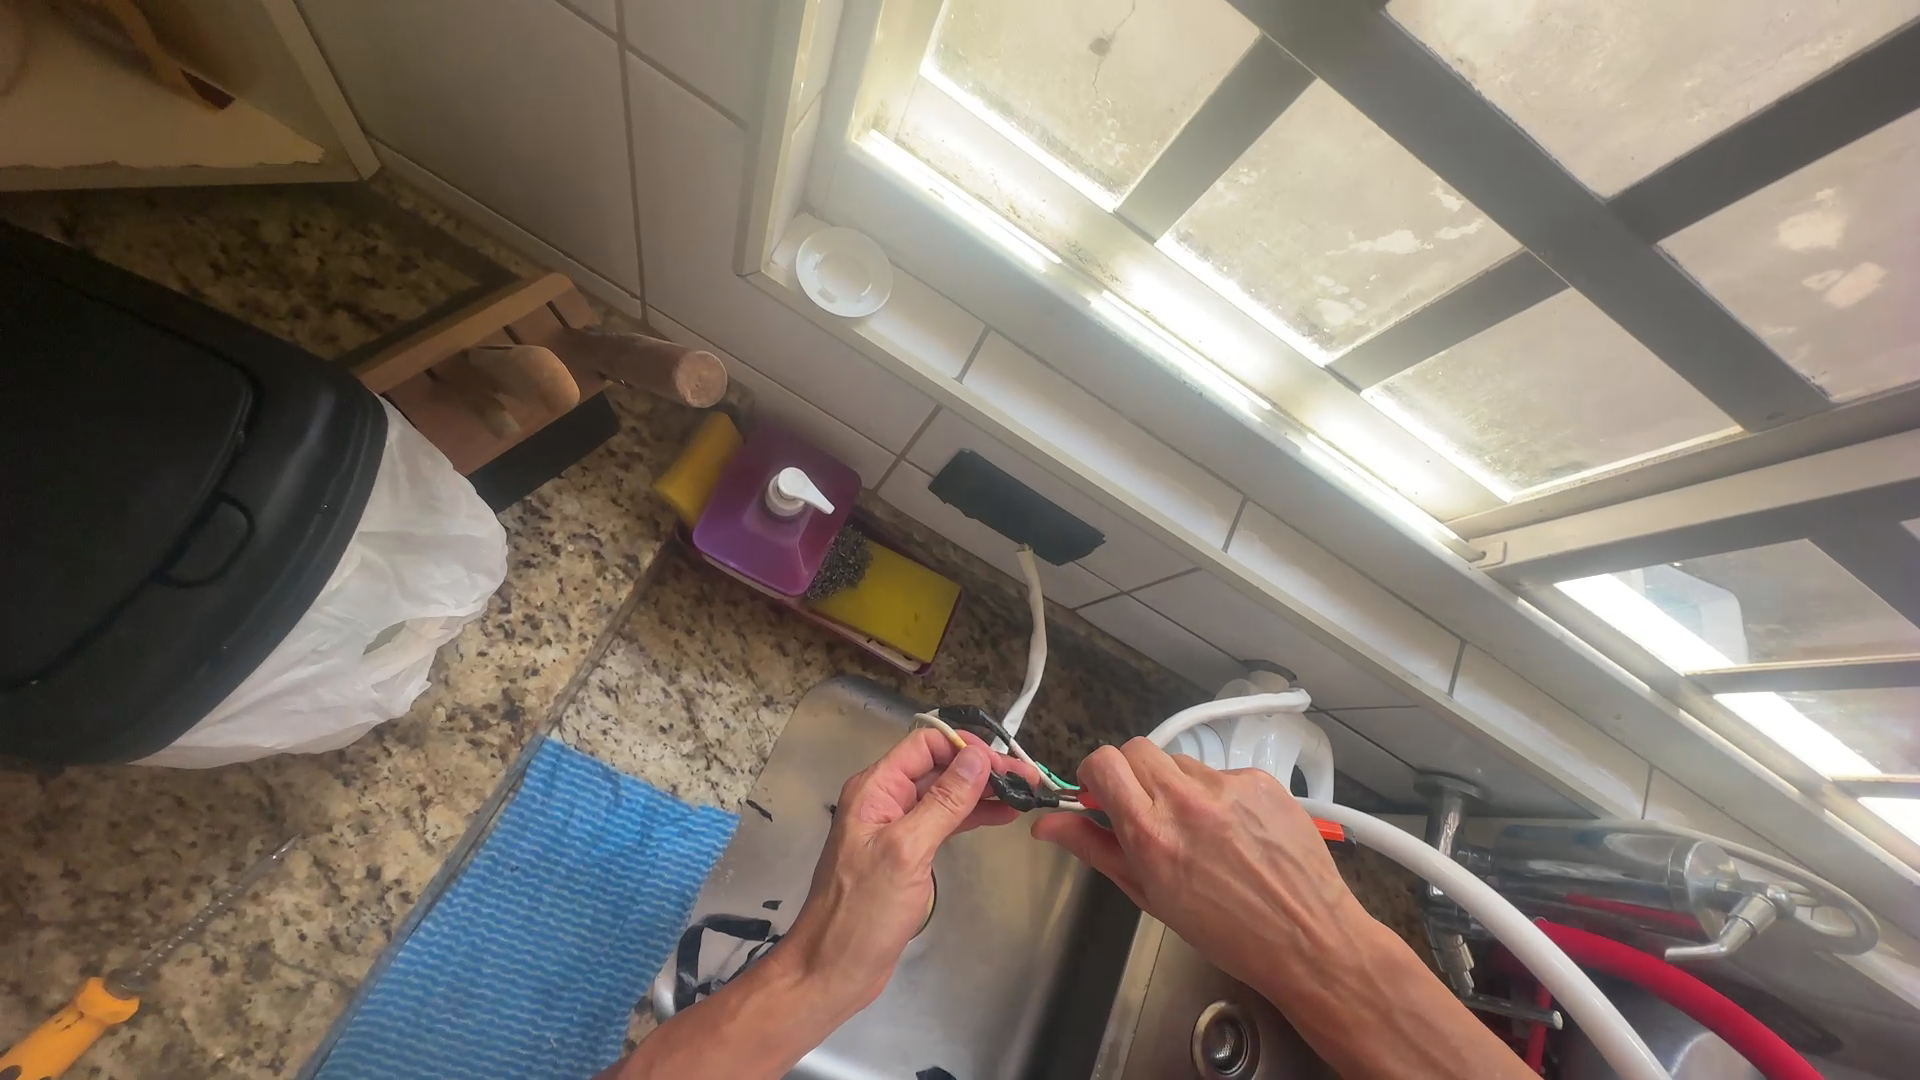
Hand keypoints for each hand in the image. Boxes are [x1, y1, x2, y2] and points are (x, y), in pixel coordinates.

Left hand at [778, 728, 1036, 1012]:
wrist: (833, 970)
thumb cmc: (862, 912)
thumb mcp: (907, 850)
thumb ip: (944, 801)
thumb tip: (976, 758)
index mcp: (875, 788)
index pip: (925, 745)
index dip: (965, 747)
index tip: (1002, 762)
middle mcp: (885, 799)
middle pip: (939, 767)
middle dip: (982, 768)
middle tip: (1025, 778)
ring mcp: (897, 825)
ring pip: (946, 793)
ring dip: (982, 791)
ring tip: (1022, 794)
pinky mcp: (909, 851)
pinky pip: (945, 820)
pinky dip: (973, 815)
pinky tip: (1001, 815)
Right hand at [1031, 738, 1366, 998]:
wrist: (1309, 940)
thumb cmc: (1223, 931)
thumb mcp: (1148, 895)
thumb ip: (1094, 848)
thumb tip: (1047, 824)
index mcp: (1150, 831)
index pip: (1102, 762)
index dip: (1095, 774)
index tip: (1101, 793)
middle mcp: (1185, 799)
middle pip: (1135, 749)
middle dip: (1131, 774)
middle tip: (1146, 808)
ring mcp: (1226, 785)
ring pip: (1178, 761)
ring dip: (1176, 784)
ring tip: (1199, 828)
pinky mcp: (1259, 779)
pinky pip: (1220, 772)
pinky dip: (1217, 793)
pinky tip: (1234, 829)